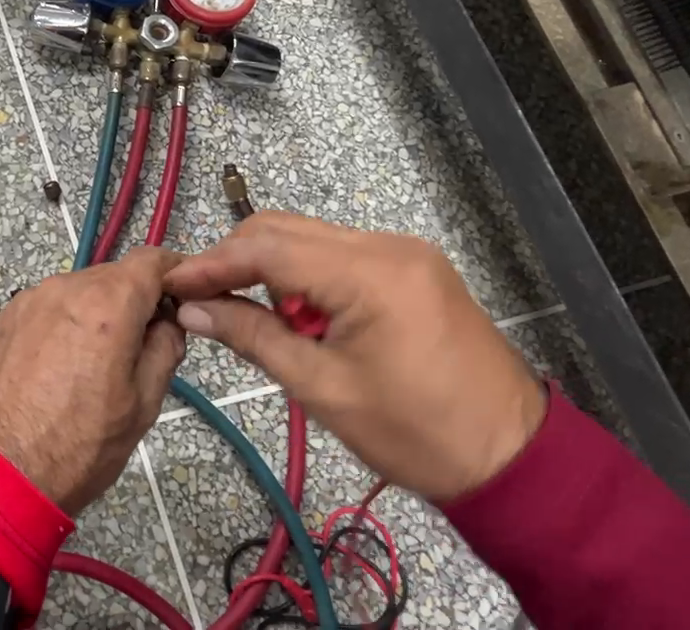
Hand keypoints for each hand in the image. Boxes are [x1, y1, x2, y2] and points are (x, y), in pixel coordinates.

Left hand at [0, 248, 186, 515]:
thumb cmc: (80, 444)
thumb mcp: (143, 403)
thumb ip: (164, 347)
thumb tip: (167, 319)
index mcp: (106, 303)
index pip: (151, 260)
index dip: (175, 272)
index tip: (186, 296)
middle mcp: (66, 287)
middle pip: (115, 275)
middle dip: (137, 299)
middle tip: (148, 343)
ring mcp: (31, 299)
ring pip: (81, 290)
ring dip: (101, 311)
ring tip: (103, 362)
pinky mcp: (7, 316)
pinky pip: (52, 305)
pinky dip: (69, 320)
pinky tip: (67, 362)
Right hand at [165, 212, 545, 502]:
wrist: (517, 460)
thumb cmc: (417, 433)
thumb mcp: (323, 389)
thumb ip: (252, 337)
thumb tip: (192, 309)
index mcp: (369, 273)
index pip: (268, 247)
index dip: (212, 262)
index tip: (172, 283)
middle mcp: (386, 246)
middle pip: (284, 228)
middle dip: (234, 258)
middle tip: (199, 295)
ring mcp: (403, 253)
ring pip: (308, 237)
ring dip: (266, 266)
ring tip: (239, 309)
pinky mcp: (410, 267)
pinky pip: (337, 253)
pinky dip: (301, 274)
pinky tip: (290, 311)